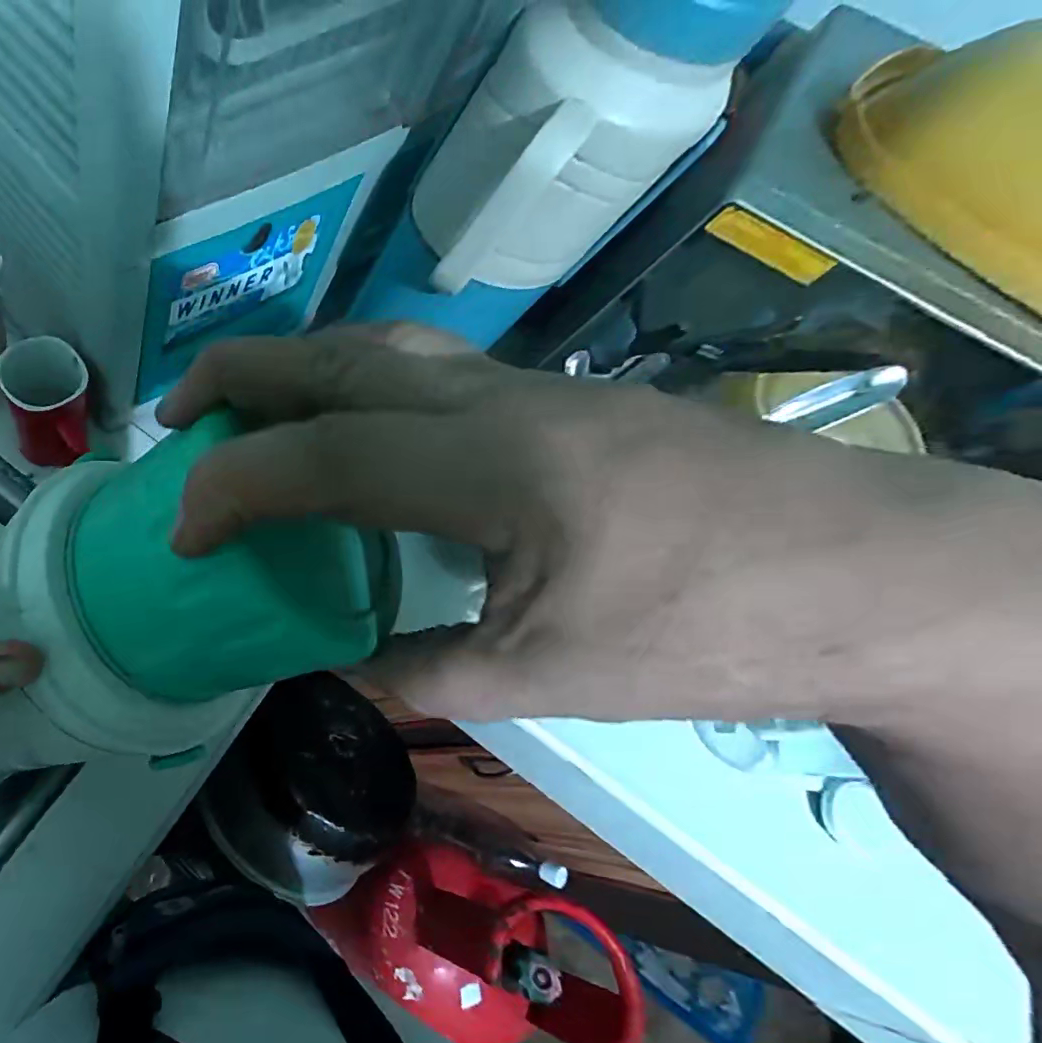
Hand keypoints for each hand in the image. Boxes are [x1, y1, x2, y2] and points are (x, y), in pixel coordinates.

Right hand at [157, 323, 1041, 727]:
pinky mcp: (538, 397)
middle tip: (177, 418)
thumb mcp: (545, 677)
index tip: (183, 533)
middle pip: (334, 356)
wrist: (885, 576)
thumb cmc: (715, 630)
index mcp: (489, 467)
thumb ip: (416, 670)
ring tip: (238, 408)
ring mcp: (517, 387)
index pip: (320, 454)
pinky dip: (342, 383)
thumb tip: (330, 675)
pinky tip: (334, 427)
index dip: (231, 487)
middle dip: (235, 377)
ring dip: (288, 367)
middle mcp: (490, 401)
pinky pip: (411, 366)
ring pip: (373, 344)